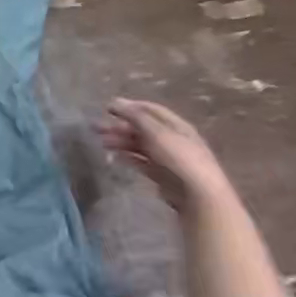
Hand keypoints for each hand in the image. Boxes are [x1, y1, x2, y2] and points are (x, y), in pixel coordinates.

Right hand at [94, 99, 231, 211]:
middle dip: (119, 126)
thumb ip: (135, 116)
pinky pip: (142, 161)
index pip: (150, 110)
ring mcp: (167, 157)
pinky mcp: (162, 174)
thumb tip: (115, 101)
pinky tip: (115, 157)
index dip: (129, 106)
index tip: (107, 108)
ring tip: (102, 143)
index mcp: (175, 125)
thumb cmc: (179, 157)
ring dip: (121, 141)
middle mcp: (171, 138)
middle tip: (96, 128)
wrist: (199, 194)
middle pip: (142, 128)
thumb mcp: (156, 132)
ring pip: (140, 145)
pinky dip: (128, 157)